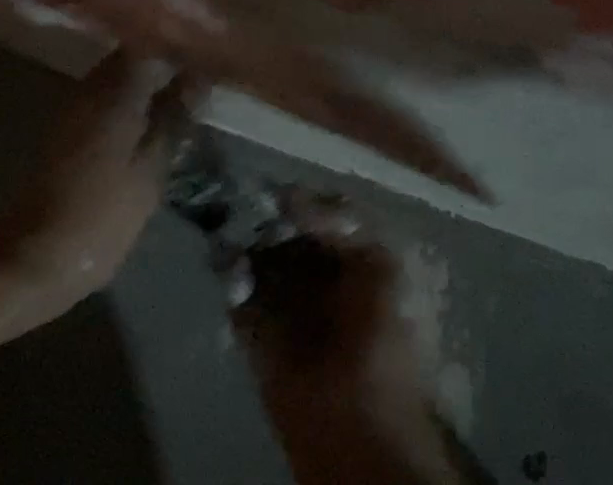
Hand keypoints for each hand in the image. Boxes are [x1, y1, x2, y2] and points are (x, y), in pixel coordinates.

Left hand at [0, 52, 182, 356]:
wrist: (37, 255)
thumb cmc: (101, 214)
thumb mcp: (150, 169)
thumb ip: (174, 119)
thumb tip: (198, 77)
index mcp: (113, 91)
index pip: (150, 44)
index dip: (181, 44)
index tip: (211, 51)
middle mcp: (89, 88)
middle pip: (131, 56)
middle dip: (165, 61)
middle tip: (204, 74)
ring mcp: (74, 108)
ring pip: (118, 77)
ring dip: (149, 81)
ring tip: (186, 93)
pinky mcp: (68, 131)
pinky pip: (106, 98)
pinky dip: (131, 101)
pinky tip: (154, 117)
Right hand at [234, 196, 463, 484]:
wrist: (359, 424)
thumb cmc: (384, 341)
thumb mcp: (382, 265)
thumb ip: (338, 221)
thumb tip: (286, 194)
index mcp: (360, 257)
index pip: (324, 211)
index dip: (300, 196)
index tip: (273, 187)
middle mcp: (322, 272)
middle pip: (284, 226)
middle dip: (263, 211)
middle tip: (242, 198)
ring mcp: (285, 298)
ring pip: (255, 250)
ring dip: (240, 234)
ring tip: (229, 222)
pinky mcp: (253, 324)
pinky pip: (234, 285)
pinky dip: (227, 268)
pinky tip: (229, 262)